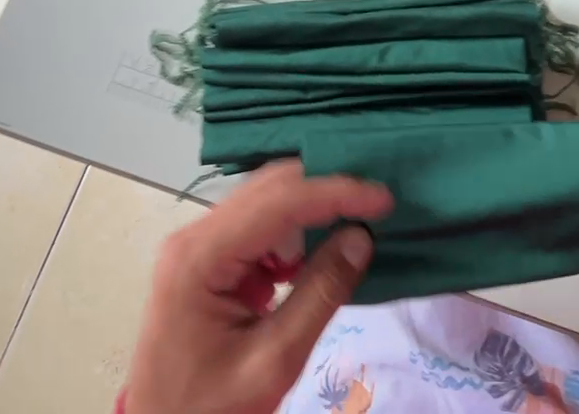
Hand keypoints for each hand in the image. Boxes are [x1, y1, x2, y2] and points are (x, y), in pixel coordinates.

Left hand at [123, 161, 392, 413]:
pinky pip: (260, 223)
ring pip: (268, 199)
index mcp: (200, 255)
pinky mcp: (208, 257)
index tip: (383, 198)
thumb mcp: (272, 361)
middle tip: (377, 203)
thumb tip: (361, 237)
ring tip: (358, 220)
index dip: (335, 192)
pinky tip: (319, 250)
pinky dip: (295, 230)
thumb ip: (319, 295)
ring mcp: (198, 243)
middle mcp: (194, 234)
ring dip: (313, 207)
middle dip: (327, 189)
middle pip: (271, 188)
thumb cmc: (212, 407)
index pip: (279, 201)